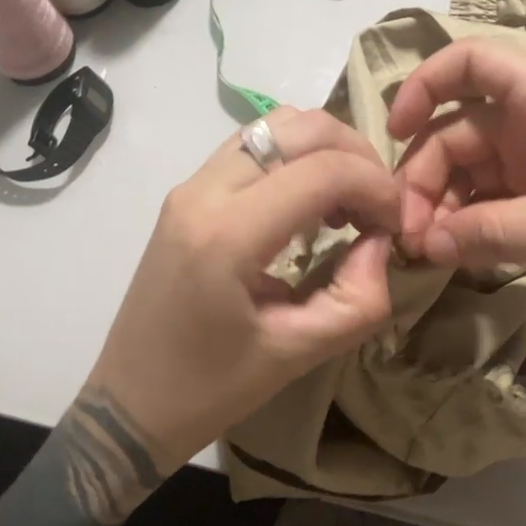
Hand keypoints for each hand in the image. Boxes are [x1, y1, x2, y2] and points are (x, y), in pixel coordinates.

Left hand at [83, 107, 399, 470]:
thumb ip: (357, 298)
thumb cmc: (210, 389)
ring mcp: (191, 183)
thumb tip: (383, 241)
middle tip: (378, 205)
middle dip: (356, 154)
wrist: (128, 402)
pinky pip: (253, 143)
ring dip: (325, 148)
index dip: (376, 186)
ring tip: (346, 202)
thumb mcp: (297, 355)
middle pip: (301, 128)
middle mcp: (205, 191)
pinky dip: (296, 154)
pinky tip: (310, 202)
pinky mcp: (188, 189)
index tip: (396, 224)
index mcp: (227, 235)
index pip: (322, 171)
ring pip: (276, 123)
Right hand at [389, 39, 525, 346]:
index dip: (426, 83)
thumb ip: (494, 232)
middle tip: (408, 234)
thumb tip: (420, 245)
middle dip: (427, 173)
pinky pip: (495, 209)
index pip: (473, 62)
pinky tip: (457, 258)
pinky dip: (471, 229)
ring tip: (428, 254)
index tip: (393, 133)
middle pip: (460, 130)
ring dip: (444, 207)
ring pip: (473, 174)